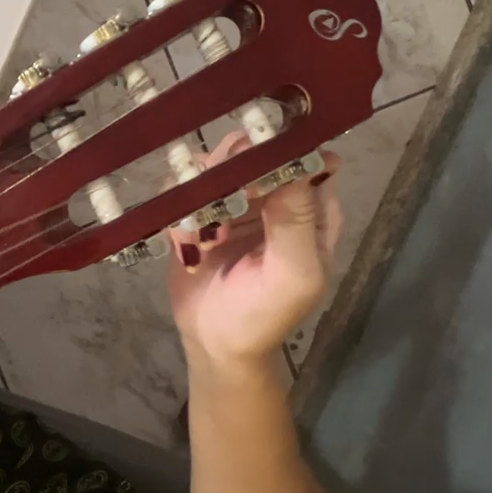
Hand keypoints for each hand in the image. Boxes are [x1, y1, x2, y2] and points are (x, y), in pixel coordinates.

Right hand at [166, 131, 343, 371]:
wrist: (215, 344)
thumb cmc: (264, 314)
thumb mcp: (293, 273)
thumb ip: (295, 220)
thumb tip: (294, 162)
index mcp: (312, 210)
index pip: (308, 157)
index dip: (283, 148)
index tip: (256, 157)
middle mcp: (274, 199)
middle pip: (256, 152)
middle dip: (234, 161)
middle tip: (218, 183)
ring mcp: (235, 204)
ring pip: (217, 164)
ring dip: (202, 183)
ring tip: (198, 214)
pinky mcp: (199, 215)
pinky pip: (186, 190)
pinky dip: (180, 206)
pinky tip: (184, 238)